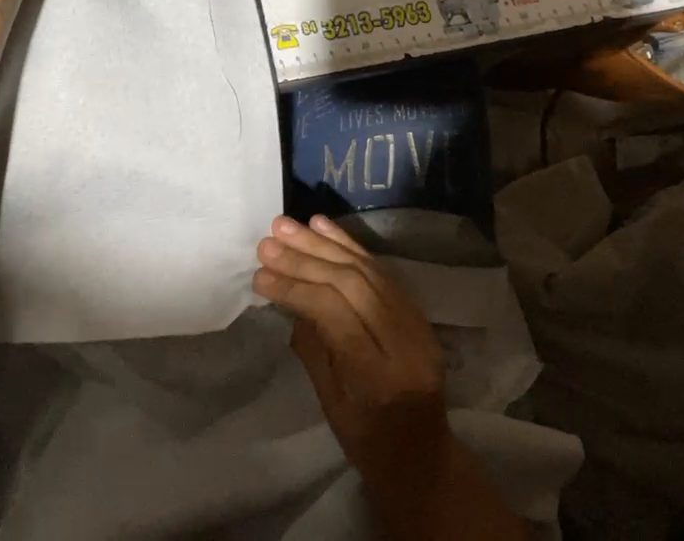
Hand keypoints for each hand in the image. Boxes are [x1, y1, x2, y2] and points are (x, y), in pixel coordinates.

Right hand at [254, 214, 451, 470]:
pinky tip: (321, 226)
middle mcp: (405, 344)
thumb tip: (287, 294)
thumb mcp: (331, 402)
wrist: (424, 457)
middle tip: (267, 244)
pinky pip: (381, 271)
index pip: (334, 314)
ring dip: (322, 244)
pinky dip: (348, 246)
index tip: (259, 276)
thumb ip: (313, 346)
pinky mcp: (418, 314)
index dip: (295, 289)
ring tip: (285, 226)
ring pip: (367, 270)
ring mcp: (417, 326)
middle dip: (304, 260)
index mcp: (379, 376)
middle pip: (352, 285)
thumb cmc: (367, 441)